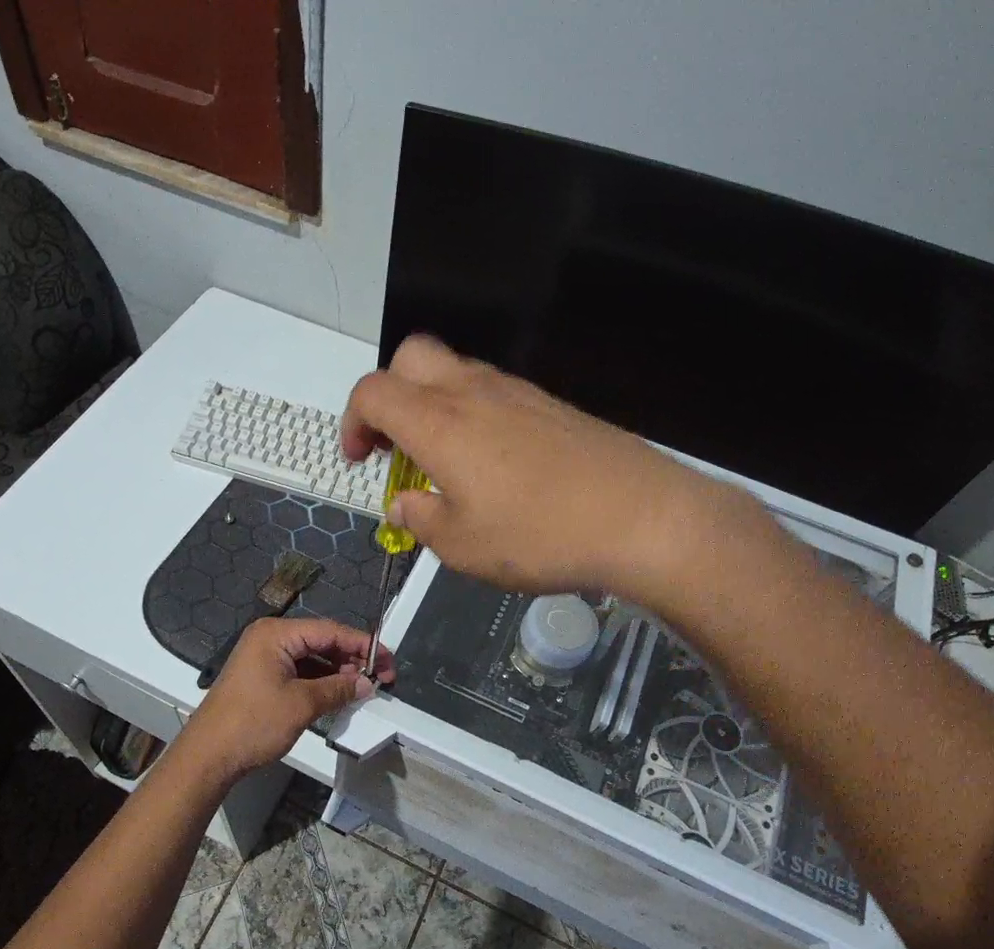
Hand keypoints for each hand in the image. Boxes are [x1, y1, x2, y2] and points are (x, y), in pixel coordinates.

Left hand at [180, 618, 394, 783]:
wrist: (208, 756)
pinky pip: (299, 671)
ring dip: (337, 671)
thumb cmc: (253, 723)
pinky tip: (339, 694)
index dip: (362, 644)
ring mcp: (263, 658)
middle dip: (351, 658)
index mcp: (276, 634)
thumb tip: (367, 683)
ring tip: (364, 688)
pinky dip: (320, 681)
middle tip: (381, 677)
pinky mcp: (261, 678)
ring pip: (311, 658)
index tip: (388, 660)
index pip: (329, 630)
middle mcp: (269, 638)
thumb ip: (338, 689)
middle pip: (320, 641)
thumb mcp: (301, 705)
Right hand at [341, 335, 758, 597]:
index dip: (352, 421)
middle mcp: (473, 392)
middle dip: (389, 393)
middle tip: (395, 443)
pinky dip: (473, 414)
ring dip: (432, 403)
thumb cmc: (539, 535)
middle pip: (411, 356)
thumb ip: (420, 520)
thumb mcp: (462, 547)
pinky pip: (494, 392)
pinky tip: (493, 464)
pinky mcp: (551, 406)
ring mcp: (517, 393)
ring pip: (455, 370)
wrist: (642, 518)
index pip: (373, 391)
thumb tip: (405, 503)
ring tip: (443, 460)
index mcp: (438, 422)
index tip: (360, 460)